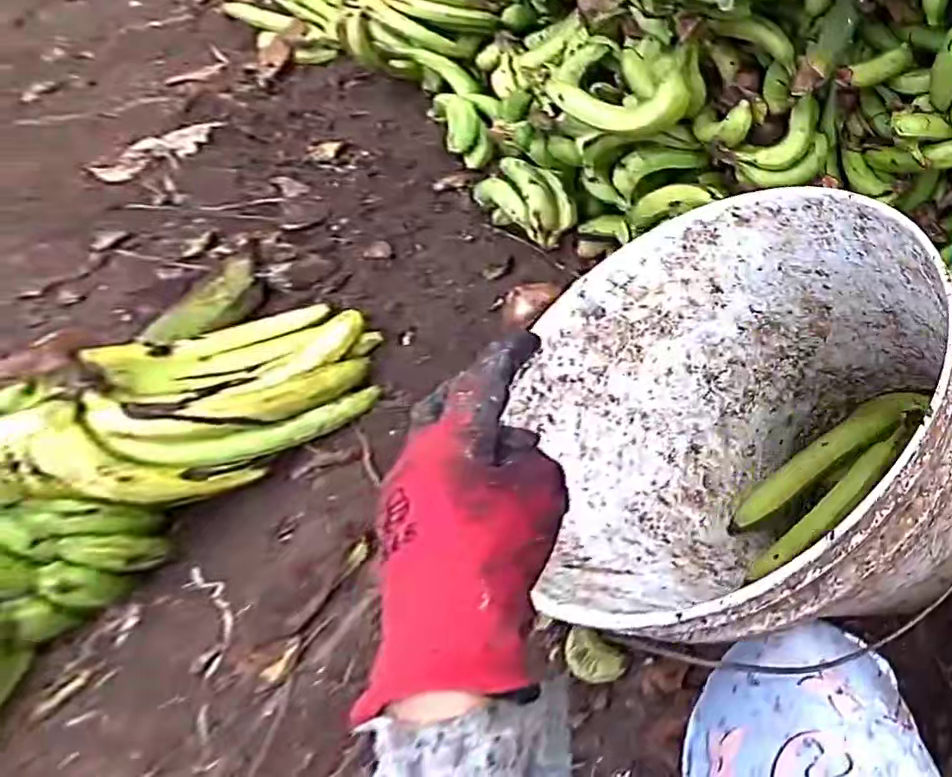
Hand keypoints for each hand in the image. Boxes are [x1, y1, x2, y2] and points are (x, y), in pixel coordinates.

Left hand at [351, 333, 566, 725]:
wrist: (447, 627)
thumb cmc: (501, 548)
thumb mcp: (540, 487)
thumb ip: (527, 454)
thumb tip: (511, 446)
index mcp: (454, 442)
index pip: (483, 381)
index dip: (508, 354)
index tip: (529, 338)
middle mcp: (416, 457)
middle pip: (441, 402)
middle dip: (474, 385)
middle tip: (506, 378)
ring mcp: (399, 488)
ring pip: (433, 437)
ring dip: (469, 428)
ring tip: (508, 443)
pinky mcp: (397, 515)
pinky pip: (429, 466)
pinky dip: (458, 456)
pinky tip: (484, 476)